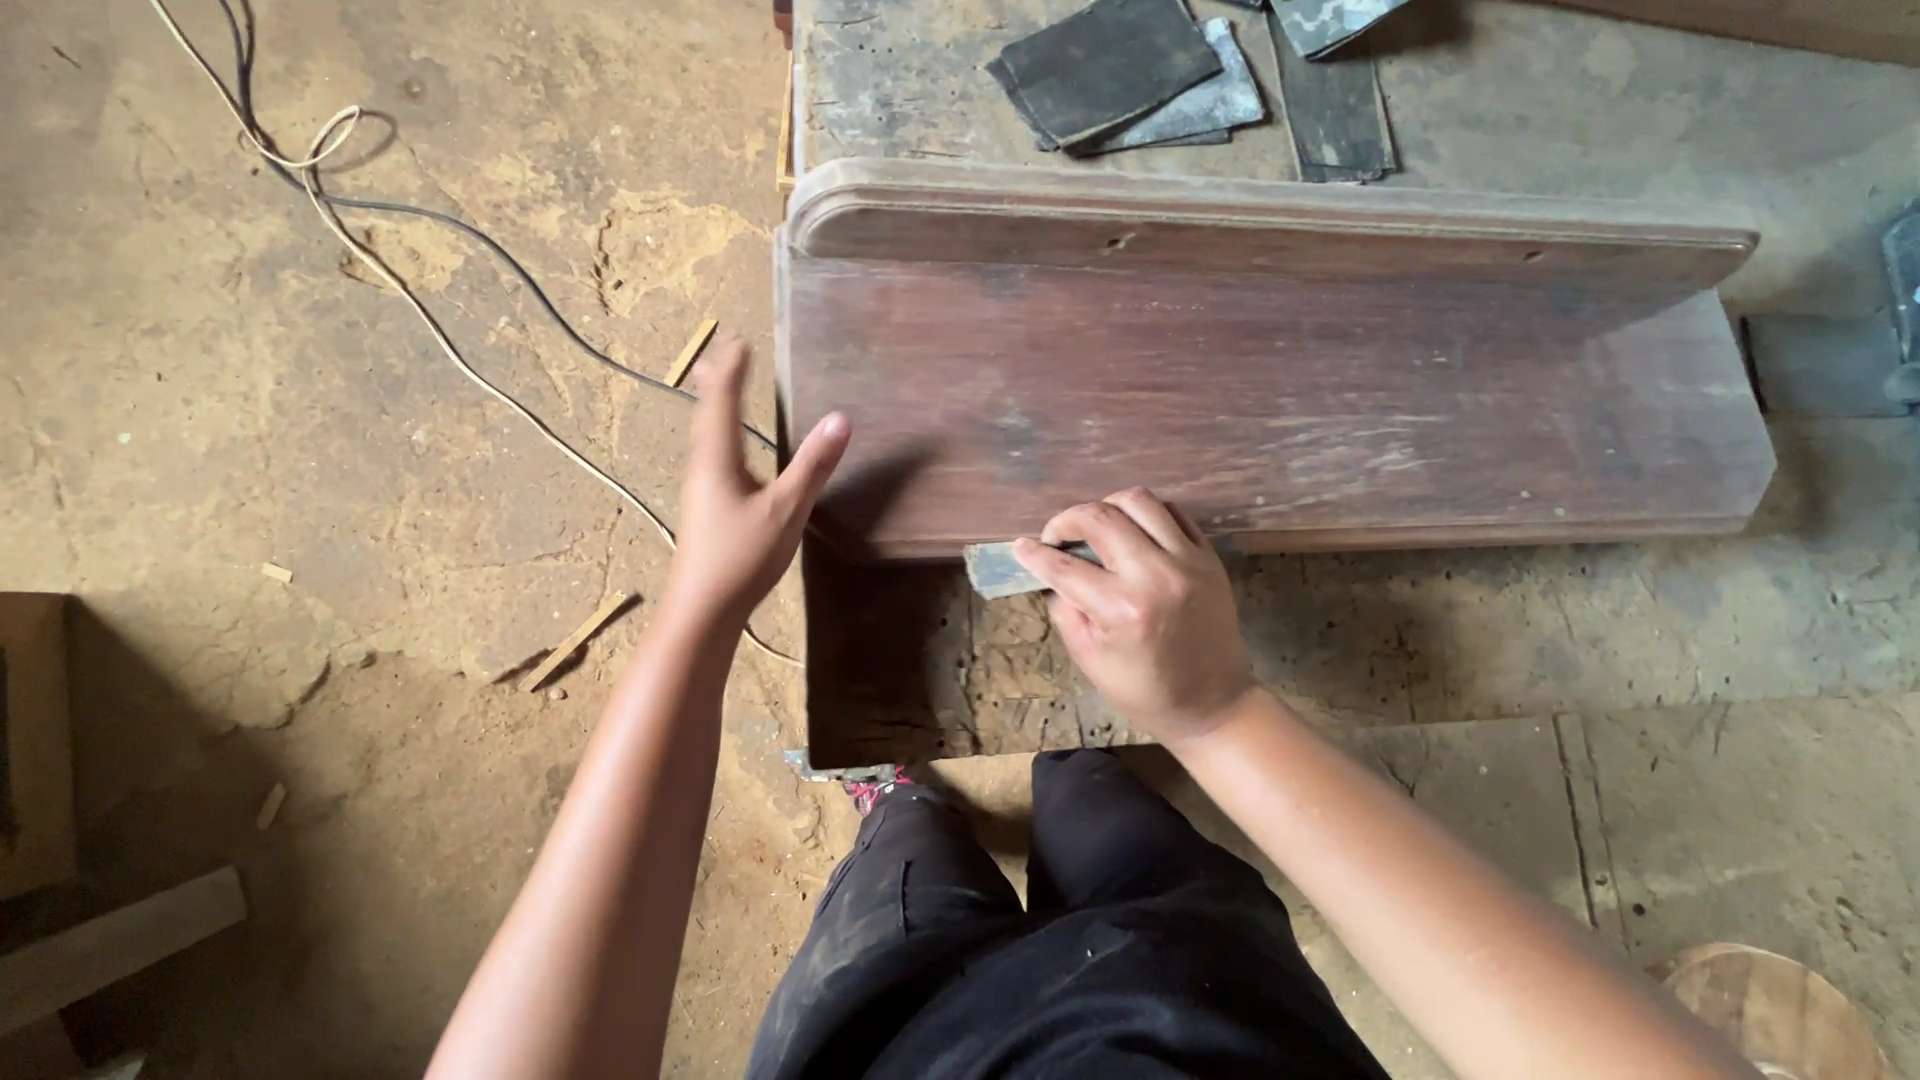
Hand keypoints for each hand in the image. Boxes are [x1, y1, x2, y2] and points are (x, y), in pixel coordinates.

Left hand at [663, 336, 848, 625]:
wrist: (703, 610)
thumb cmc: (741, 557)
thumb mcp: (786, 510)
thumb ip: (813, 466)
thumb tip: (841, 419)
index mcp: (717, 460)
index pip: (723, 402)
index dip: (731, 371)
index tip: (738, 340)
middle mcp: (703, 469)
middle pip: (706, 415)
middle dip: (715, 383)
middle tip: (716, 353)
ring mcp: (701, 492)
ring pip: (706, 437)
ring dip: (714, 407)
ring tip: (716, 388)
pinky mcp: (706, 511)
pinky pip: (712, 457)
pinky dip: (719, 436)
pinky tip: (726, 453)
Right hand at [1012, 488, 1254, 744]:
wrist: (1213, 704)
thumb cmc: (1144, 691)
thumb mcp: (1089, 659)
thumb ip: (1065, 609)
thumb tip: (1052, 572)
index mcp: (1122, 609)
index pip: (1065, 566)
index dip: (1035, 554)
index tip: (1022, 547)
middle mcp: (1155, 575)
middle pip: (1099, 517)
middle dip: (1066, 521)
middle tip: (1057, 538)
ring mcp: (1187, 561)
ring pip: (1138, 500)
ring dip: (1106, 507)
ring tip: (1095, 528)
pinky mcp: (1207, 557)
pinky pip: (1172, 512)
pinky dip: (1144, 514)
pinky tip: (1131, 532)